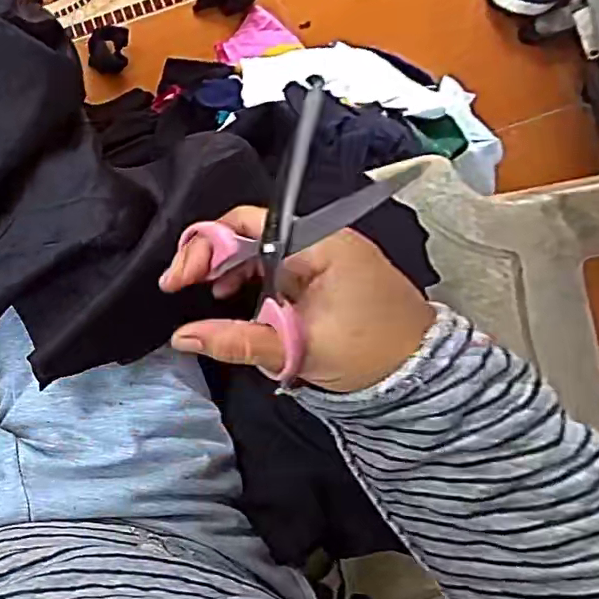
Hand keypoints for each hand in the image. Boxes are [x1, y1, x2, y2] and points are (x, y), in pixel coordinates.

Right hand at [158, 207, 435, 391]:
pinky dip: (243, 277)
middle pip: (246, 232)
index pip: (246, 224)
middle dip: (206, 255)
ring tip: (199, 292)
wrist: (420, 374)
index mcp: (319, 245)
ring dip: (221, 266)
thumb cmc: (367, 355)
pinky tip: (228, 295)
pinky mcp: (316, 274)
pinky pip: (269, 264)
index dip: (204, 246)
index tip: (178, 279)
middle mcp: (318, 240)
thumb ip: (235, 340)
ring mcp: (318, 255)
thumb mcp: (294, 349)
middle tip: (177, 285)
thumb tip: (181, 337)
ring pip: (254, 248)